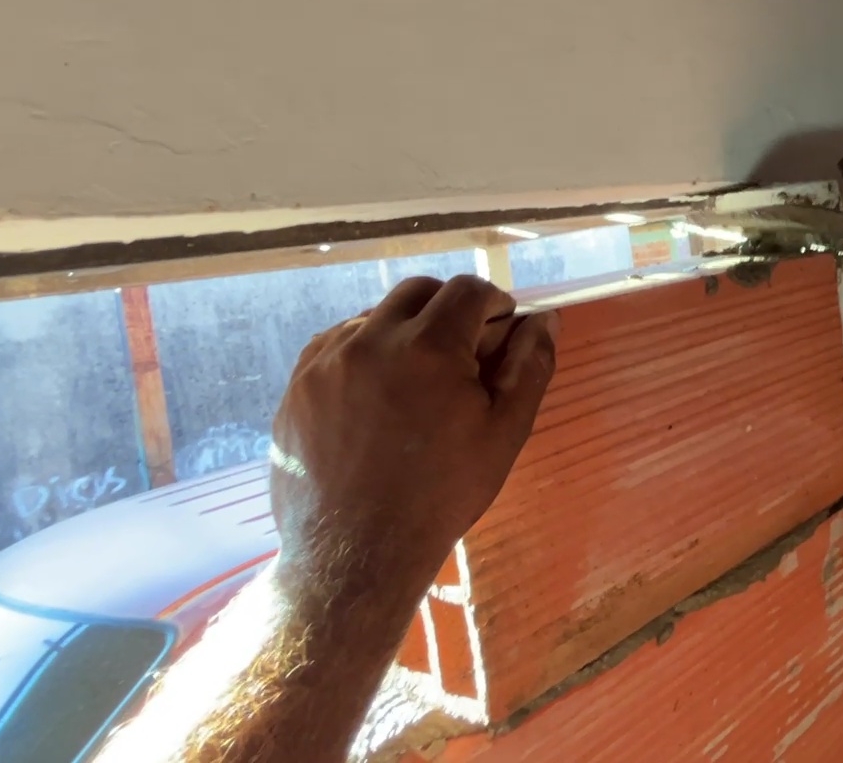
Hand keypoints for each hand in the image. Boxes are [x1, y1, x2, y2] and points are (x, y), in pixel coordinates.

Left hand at [270, 275, 560, 602]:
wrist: (356, 552)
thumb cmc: (445, 488)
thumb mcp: (507, 427)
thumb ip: (530, 363)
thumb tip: (546, 319)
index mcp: (428, 346)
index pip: (469, 290)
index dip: (496, 303)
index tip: (503, 333)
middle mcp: (370, 340)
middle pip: (420, 291)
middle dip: (451, 308)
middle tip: (468, 351)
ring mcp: (324, 363)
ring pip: (376, 315)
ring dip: (408, 328)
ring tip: (422, 377)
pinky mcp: (296, 388)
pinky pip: (337, 344)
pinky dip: (367, 350)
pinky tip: (381, 391)